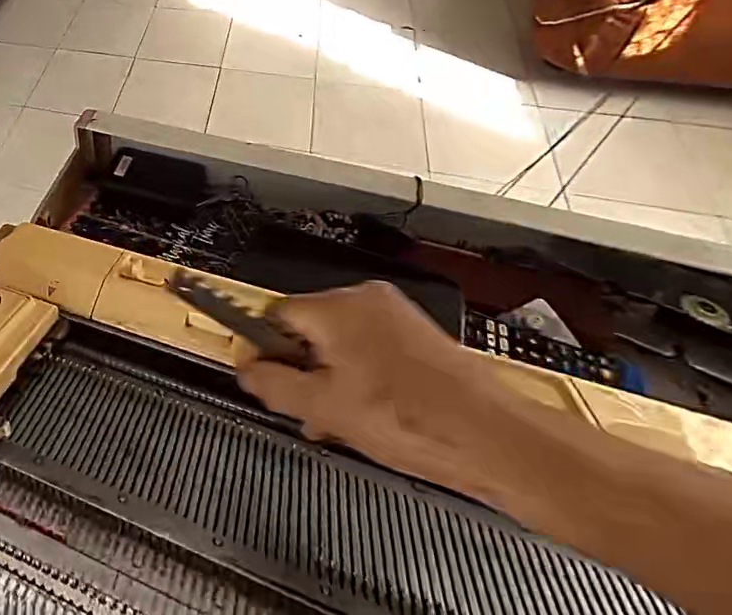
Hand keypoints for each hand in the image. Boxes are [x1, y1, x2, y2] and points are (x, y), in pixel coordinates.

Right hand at [236, 282, 515, 499]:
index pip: (277, 312)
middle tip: (304, 408)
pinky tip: (365, 409)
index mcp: (338, 306)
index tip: (260, 374)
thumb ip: (275, 385)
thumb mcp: (325, 408)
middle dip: (300, 367)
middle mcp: (366, 298)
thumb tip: (248, 370)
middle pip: (309, 325)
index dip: (264, 348)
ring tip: (338, 418)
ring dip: (328, 374)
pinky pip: (367, 343)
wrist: (482, 432)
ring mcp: (393, 312)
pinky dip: (357, 371)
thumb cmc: (414, 418)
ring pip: (339, 337)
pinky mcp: (412, 331)